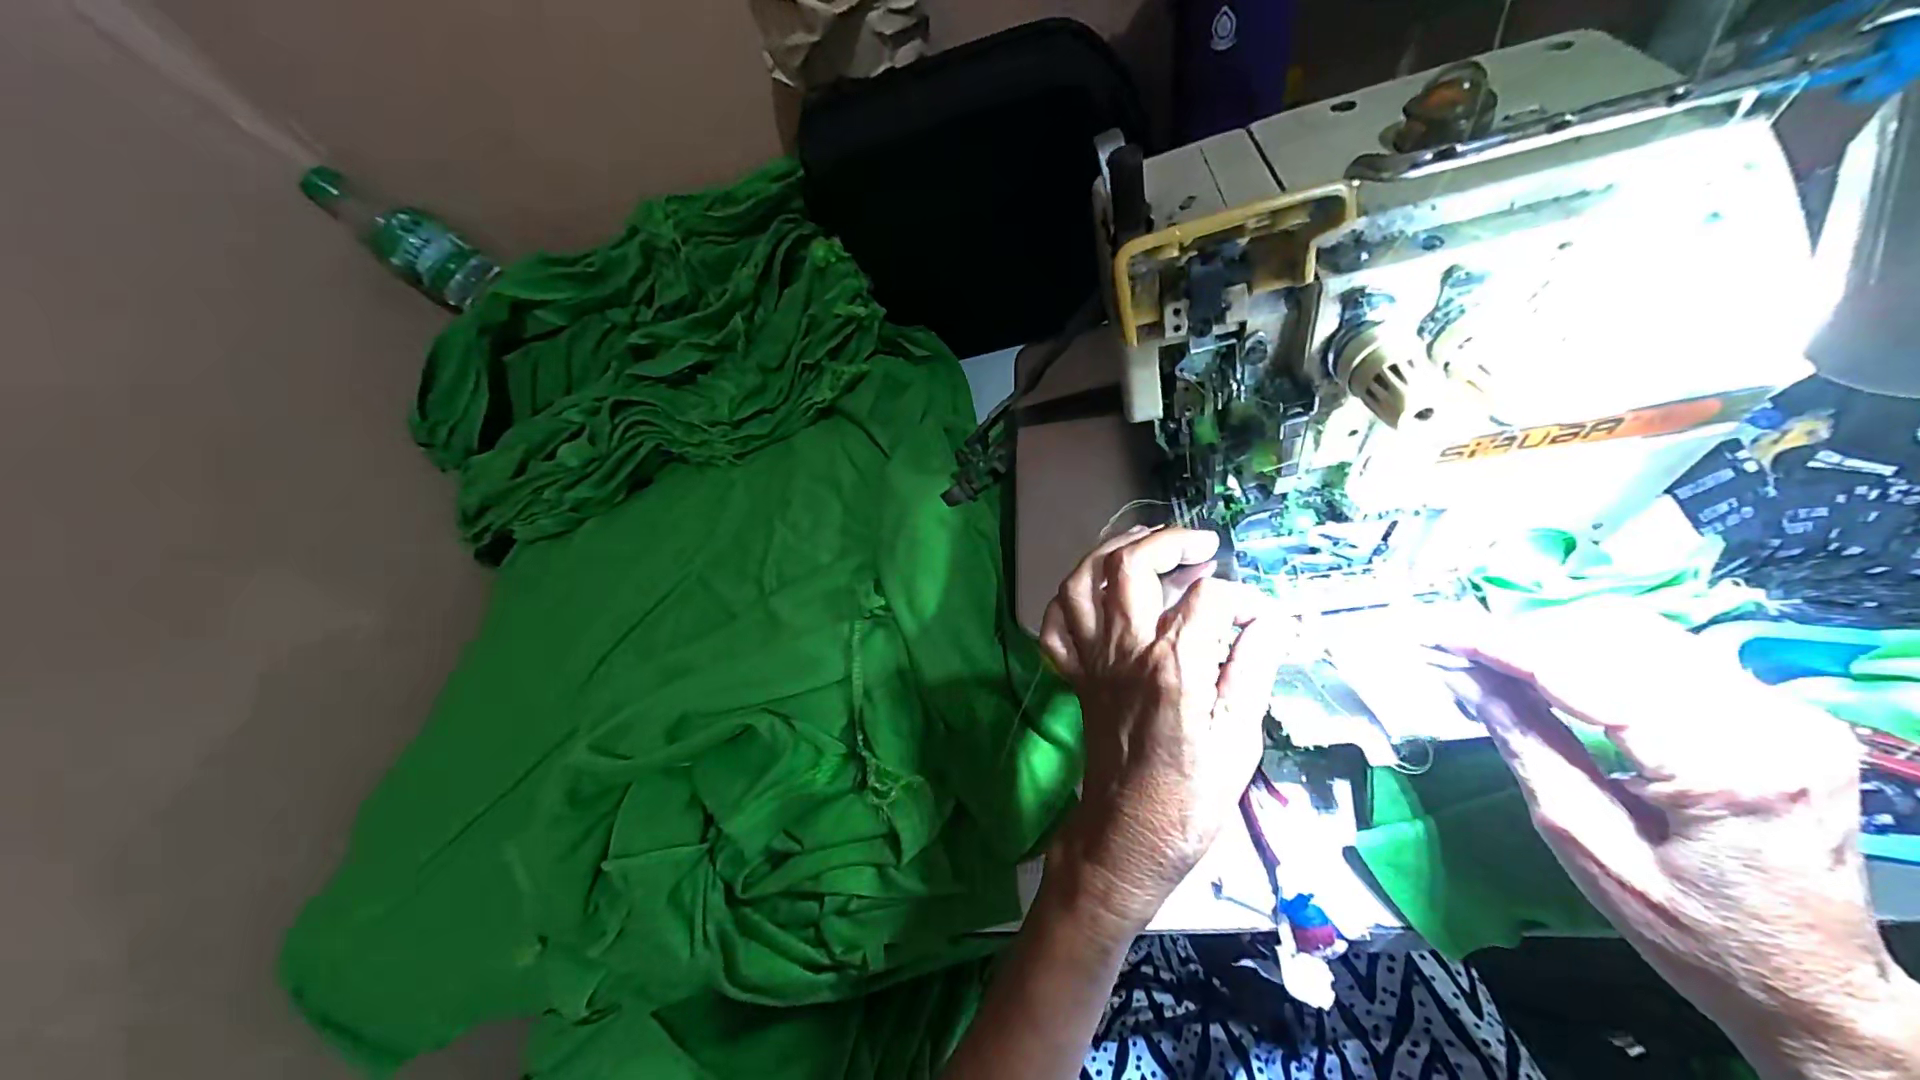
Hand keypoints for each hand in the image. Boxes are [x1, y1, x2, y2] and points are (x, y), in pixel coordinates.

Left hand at [1037, 526, 1287, 933]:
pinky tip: (1096, 593)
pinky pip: (1056, 625)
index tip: (1265, 616)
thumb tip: (1274, 621)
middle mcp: (1123, 652)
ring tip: (1144, 543)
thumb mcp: (1240, 739)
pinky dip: (1070, 599)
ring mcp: (1091, 662)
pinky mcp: (1075, 677)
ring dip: (1110, 552)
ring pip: (1081, 583)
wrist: (1127, 838)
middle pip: (1131, 566)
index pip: (1210, 598)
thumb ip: (1253, 669)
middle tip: (1201, 544)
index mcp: (1172, 667)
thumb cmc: (1190, 800)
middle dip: (1169, 542)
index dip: (1245, 598)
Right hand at [1441, 603, 1919, 1079]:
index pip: (1590, 678)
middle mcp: (1772, 729)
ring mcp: (1790, 718)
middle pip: (1622, 639)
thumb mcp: (1585, 844)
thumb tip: (1472, 683)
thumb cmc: (1689, 932)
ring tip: (1503, 658)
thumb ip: (1529, 748)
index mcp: (1722, 772)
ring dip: (1565, 641)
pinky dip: (1604, 656)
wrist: (1810, 983)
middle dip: (1532, 638)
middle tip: (1466, 649)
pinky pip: (1676, 657)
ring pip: (1648, 636)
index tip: (1446, 635)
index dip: (1507, 650)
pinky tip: (1563, 672)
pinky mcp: (1787, 716)